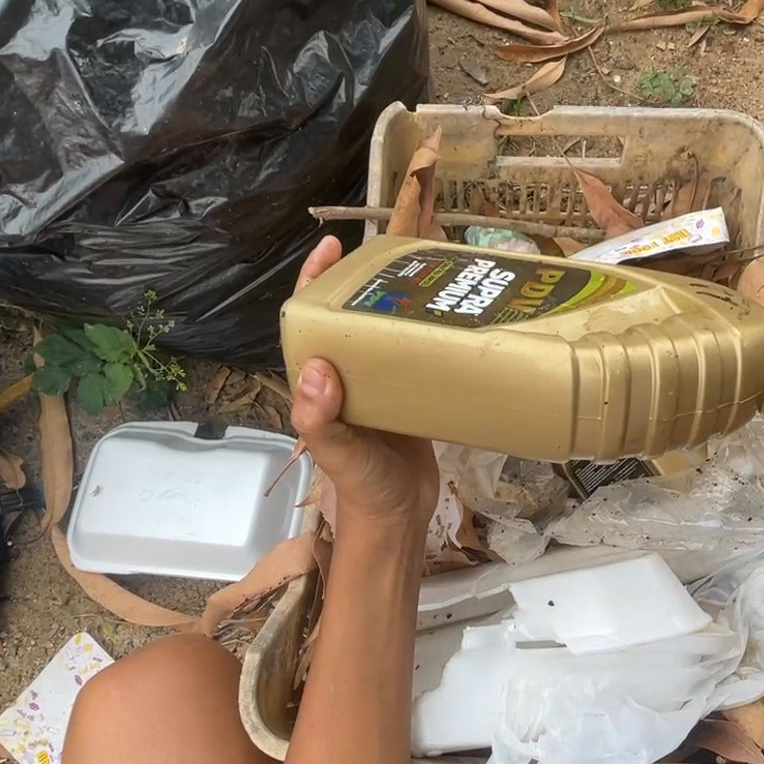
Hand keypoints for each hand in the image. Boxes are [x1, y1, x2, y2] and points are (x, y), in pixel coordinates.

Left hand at [289, 237, 440, 532]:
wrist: (399, 518)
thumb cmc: (363, 487)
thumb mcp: (339, 454)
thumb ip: (320, 418)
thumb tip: (317, 369)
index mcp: (322, 382)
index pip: (311, 319)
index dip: (316, 279)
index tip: (334, 245)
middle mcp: (349, 376)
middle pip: (353, 316)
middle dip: (369, 279)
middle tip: (399, 248)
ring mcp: (381, 385)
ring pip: (387, 333)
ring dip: (403, 301)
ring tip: (431, 269)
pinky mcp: (411, 397)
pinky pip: (416, 358)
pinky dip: (429, 335)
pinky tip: (452, 316)